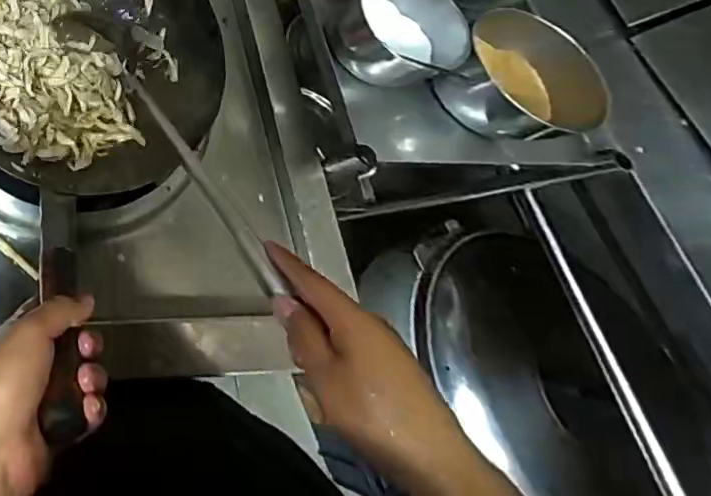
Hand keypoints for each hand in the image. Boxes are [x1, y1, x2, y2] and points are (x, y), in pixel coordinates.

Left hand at [0, 296, 106, 495]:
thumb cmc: (6, 380)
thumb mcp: (30, 330)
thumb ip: (59, 310)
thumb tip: (84, 299)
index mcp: (20, 337)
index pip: (51, 318)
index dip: (69, 314)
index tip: (85, 313)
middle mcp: (33, 365)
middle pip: (73, 347)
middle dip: (88, 345)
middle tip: (88, 348)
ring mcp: (47, 398)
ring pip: (84, 379)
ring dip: (92, 378)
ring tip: (85, 383)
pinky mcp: (61, 429)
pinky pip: (88, 414)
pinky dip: (93, 410)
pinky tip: (89, 408)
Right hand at [266, 241, 520, 495]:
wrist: (440, 465)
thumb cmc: (374, 416)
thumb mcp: (324, 377)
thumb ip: (302, 336)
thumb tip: (286, 302)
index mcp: (353, 320)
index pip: (314, 283)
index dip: (289, 264)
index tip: (270, 245)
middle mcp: (374, 325)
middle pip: (329, 304)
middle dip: (302, 304)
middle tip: (278, 314)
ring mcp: (390, 349)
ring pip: (342, 328)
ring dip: (318, 333)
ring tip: (301, 355)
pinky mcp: (398, 372)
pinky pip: (355, 346)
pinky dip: (335, 349)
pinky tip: (331, 375)